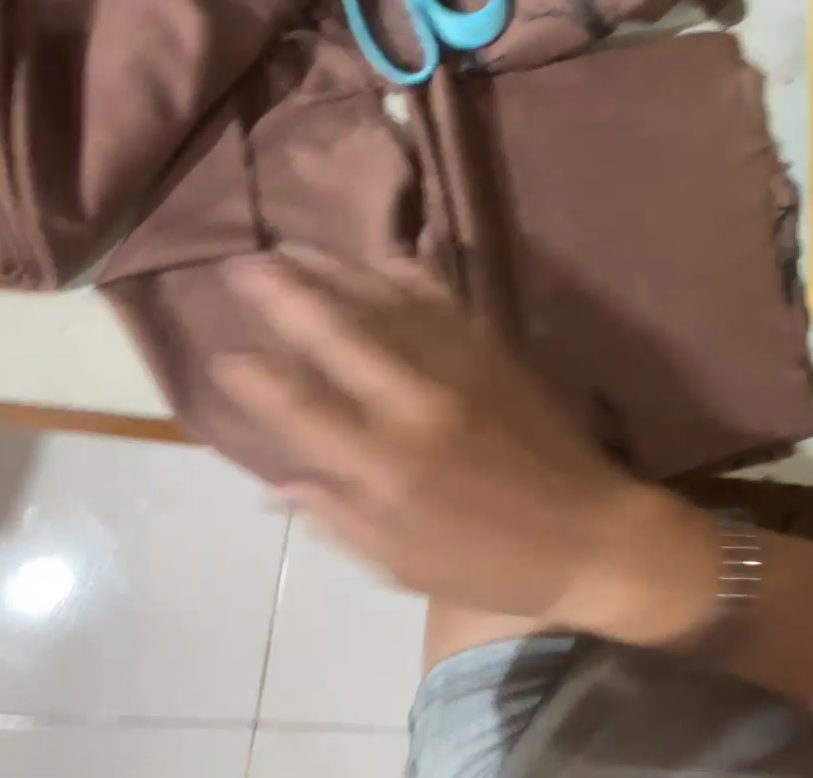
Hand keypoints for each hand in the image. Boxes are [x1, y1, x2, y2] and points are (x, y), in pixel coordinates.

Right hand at [209, 248, 720, 644]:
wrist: (591, 532)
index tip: (222, 353)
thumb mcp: (404, 562)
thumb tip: (276, 480)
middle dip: (284, 293)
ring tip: (296, 249)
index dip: (253, 376)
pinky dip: (410, 275)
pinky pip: (445, 301)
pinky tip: (385, 259)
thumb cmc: (492, 563)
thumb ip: (336, 515)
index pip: (300, 406)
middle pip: (338, 333)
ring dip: (338, 272)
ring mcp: (461, 368)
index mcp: (385, 466)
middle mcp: (416, 404)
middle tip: (241, 264)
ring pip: (387, 304)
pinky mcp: (496, 352)